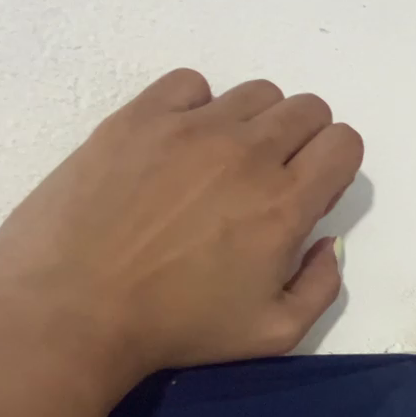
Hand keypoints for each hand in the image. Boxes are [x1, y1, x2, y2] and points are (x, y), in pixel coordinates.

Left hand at [0, 68, 359, 384]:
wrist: (71, 312)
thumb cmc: (179, 328)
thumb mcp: (276, 333)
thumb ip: (323, 285)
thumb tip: (327, 242)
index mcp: (285, 203)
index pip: (344, 143)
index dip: (337, 167)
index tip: (311, 197)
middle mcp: (247, 153)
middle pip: (308, 109)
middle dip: (307, 142)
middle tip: (272, 182)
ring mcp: (189, 128)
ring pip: (256, 93)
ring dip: (258, 123)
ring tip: (224, 165)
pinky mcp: (137, 118)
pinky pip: (190, 84)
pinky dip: (199, 107)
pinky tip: (180, 146)